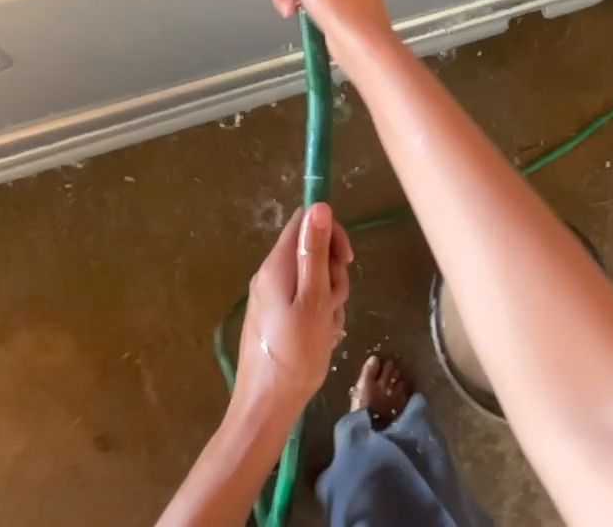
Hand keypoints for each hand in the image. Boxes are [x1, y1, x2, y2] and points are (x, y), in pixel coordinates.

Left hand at [235, 203, 352, 417]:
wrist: (266, 407)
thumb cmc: (295, 354)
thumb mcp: (314, 299)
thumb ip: (315, 252)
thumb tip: (320, 205)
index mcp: (276, 266)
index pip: (304, 222)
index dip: (330, 234)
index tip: (346, 262)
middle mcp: (270, 275)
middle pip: (311, 251)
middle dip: (333, 273)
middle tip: (333, 303)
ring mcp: (272, 297)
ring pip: (313, 279)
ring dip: (330, 298)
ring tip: (327, 326)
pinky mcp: (276, 317)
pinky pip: (306, 301)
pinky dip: (320, 314)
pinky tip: (322, 337)